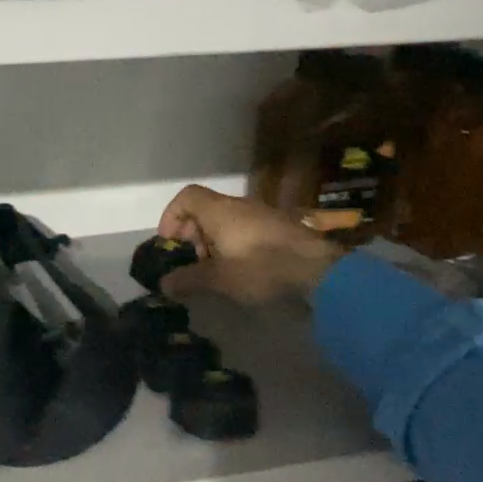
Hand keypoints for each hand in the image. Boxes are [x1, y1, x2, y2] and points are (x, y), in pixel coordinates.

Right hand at [155, 185, 344, 304]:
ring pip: (225, 222)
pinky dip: (233, 246)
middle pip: (205, 210)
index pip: (186, 197)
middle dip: (191, 236)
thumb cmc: (261, 268)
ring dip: (213, 244)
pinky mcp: (278, 228)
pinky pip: (245, 230)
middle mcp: (240, 206)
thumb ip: (188, 279)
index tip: (171, 244)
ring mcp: (262, 214)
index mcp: (220, 211)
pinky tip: (241, 271)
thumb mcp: (219, 279)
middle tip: (194, 264)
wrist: (318, 270)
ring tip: (217, 272)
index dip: (171, 217)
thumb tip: (164, 284)